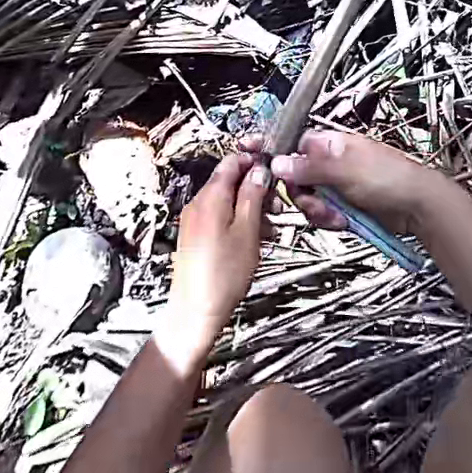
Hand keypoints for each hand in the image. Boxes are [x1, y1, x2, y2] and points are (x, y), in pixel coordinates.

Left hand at [155, 152, 268, 376]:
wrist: (195, 312)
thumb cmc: (222, 275)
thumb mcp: (248, 230)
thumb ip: (253, 196)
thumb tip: (259, 171)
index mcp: (210, 197)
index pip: (232, 161)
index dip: (254, 160)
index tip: (274, 168)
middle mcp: (198, 203)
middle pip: (230, 181)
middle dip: (256, 188)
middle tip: (277, 204)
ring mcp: (194, 220)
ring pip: (227, 200)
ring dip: (250, 207)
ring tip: (270, 227)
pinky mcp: (196, 235)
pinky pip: (220, 217)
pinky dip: (238, 220)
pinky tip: (254, 238)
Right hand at [241, 130, 463, 235]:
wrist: (420, 208)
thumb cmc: (392, 178)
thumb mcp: (346, 169)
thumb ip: (310, 167)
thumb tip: (279, 162)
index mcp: (331, 143)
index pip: (293, 145)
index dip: (276, 156)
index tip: (259, 162)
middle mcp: (331, 162)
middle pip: (295, 176)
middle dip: (302, 193)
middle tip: (315, 201)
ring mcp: (337, 184)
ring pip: (307, 198)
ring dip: (316, 210)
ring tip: (334, 214)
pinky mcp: (343, 205)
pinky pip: (321, 213)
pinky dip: (328, 220)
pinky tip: (342, 221)